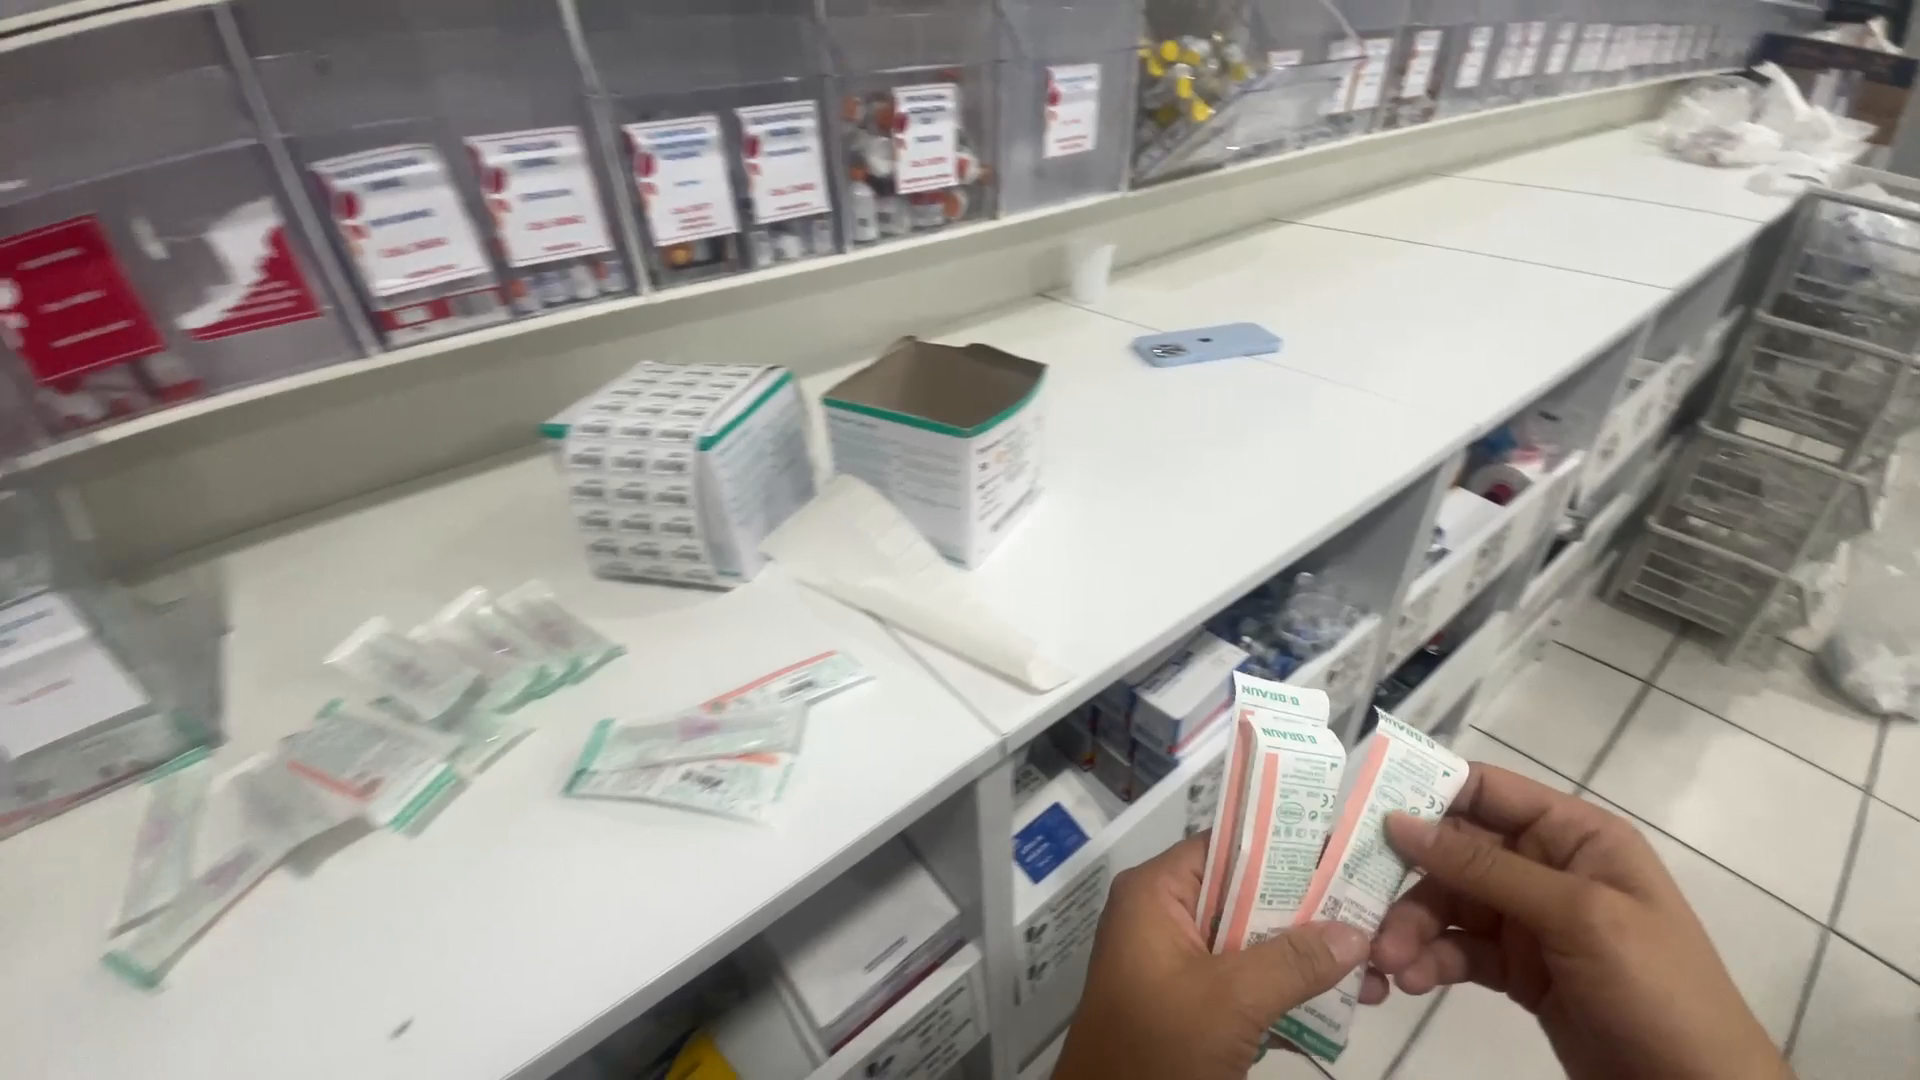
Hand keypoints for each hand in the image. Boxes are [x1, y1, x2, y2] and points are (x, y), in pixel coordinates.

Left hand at [1052, 833, 1369, 1079]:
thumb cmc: (1158, 1045)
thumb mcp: (1230, 1000)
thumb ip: (1291, 961)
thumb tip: (1356, 931)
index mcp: (1156, 892)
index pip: (1224, 849)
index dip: (1282, 849)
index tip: (1342, 854)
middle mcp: (1163, 914)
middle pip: (1243, 895)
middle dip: (1308, 911)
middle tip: (1374, 915)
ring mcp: (1175, 960)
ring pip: (1249, 942)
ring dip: (1306, 958)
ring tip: (1377, 968)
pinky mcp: (1189, 1002)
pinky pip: (1243, 982)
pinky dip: (1286, 992)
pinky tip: (1346, 1005)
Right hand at [1371, 764, 1790, 1079]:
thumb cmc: (1659, 992)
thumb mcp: (1575, 917)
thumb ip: (1483, 866)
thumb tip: (1396, 820)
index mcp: (1573, 835)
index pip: (1483, 789)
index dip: (1424, 790)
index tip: (1364, 808)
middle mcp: (1543, 865)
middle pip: (1449, 849)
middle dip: (1404, 877)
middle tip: (1358, 898)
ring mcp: (1526, 917)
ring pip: (1442, 901)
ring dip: (1408, 926)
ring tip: (1387, 961)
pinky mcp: (1513, 965)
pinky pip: (1451, 946)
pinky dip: (1426, 959)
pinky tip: (1409, 980)